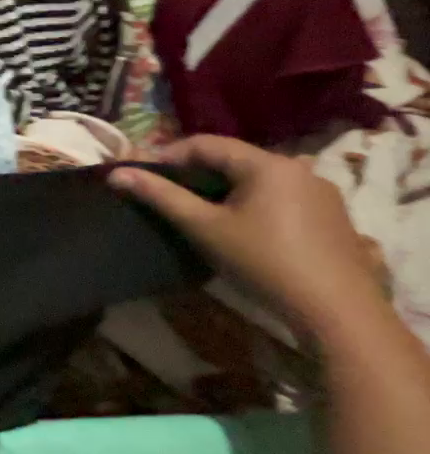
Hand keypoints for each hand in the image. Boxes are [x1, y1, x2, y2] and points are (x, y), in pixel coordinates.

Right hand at [109, 135, 382, 333]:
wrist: (336, 309)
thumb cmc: (262, 260)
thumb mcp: (202, 226)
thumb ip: (160, 195)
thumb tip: (115, 173)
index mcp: (268, 165)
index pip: (205, 143)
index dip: (167, 156)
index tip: (143, 178)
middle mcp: (298, 169)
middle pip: (231, 159)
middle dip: (193, 173)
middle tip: (165, 196)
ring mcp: (319, 192)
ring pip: (254, 177)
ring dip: (220, 188)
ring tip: (197, 212)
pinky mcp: (329, 214)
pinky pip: (277, 194)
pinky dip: (248, 200)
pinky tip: (237, 225)